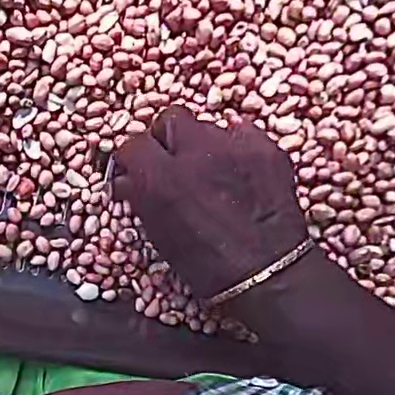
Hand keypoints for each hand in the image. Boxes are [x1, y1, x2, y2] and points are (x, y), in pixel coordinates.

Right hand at [111, 108, 321, 327]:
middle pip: (169, 120)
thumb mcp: (159, 235)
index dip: (130, 158)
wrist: (267, 274)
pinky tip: (233, 169)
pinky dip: (232, 147)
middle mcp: (196, 154)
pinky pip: (241, 134)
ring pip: (206, 126)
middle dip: (164, 138)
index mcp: (162, 179)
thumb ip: (140, 199)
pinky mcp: (266, 149)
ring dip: (199, 144)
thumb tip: (126, 181)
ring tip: (204, 169)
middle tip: (168, 160)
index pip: (132, 145)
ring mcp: (235, 147)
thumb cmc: (206, 266)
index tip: (132, 168)